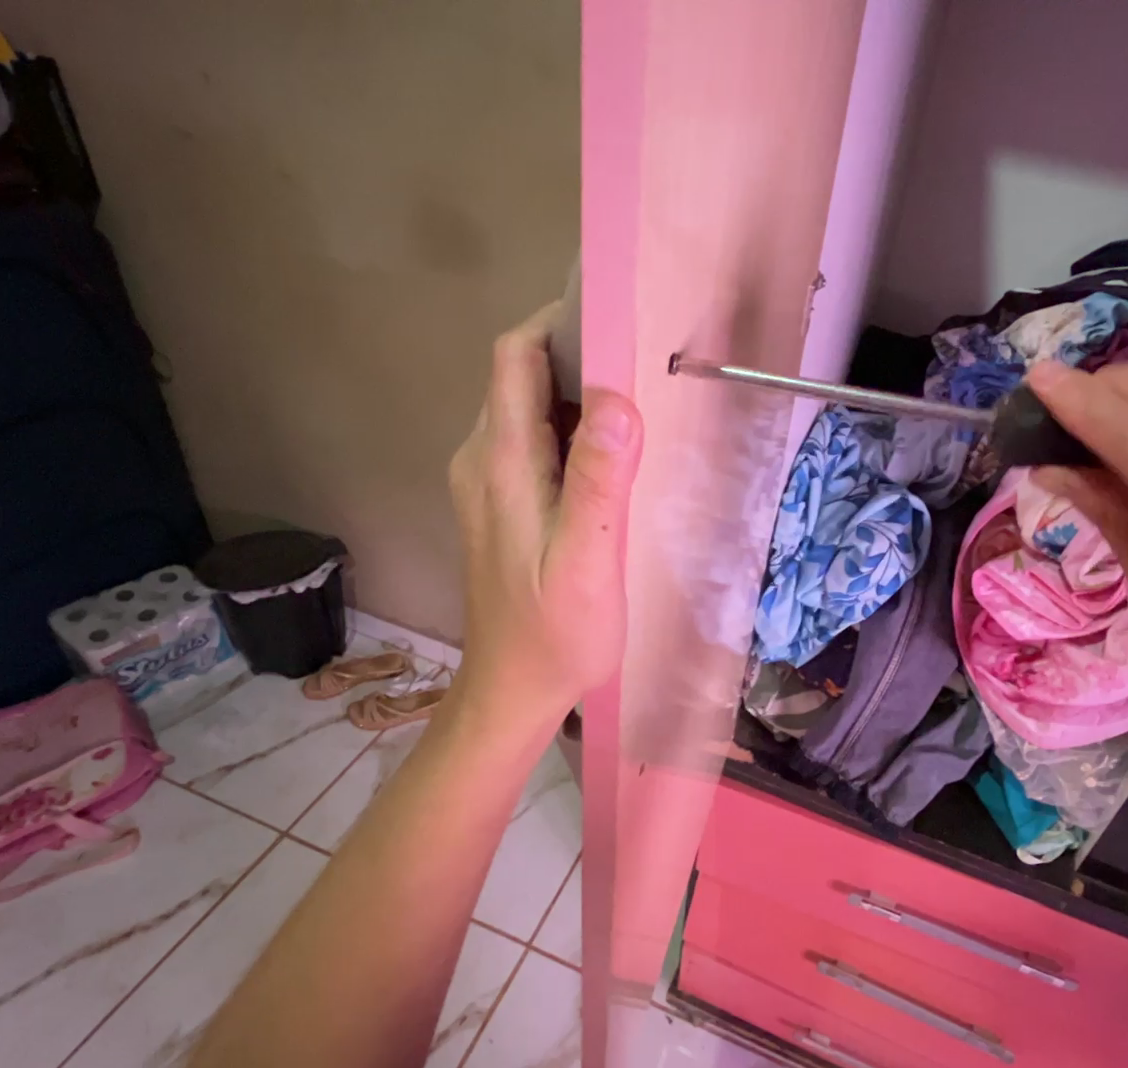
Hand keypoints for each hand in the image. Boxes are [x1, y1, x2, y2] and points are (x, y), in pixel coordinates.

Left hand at [446, 304, 642, 724]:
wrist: (512, 690)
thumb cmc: (554, 633)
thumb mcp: (586, 560)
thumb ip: (598, 480)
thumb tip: (618, 396)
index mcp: (500, 461)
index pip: (515, 357)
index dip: (559, 322)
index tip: (619, 316)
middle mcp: (482, 457)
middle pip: (521, 375)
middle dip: (577, 355)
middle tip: (646, 362)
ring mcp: (486, 480)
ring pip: (529, 406)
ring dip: (579, 394)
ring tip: (639, 403)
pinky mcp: (499, 501)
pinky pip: (533, 440)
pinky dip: (571, 430)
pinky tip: (612, 455)